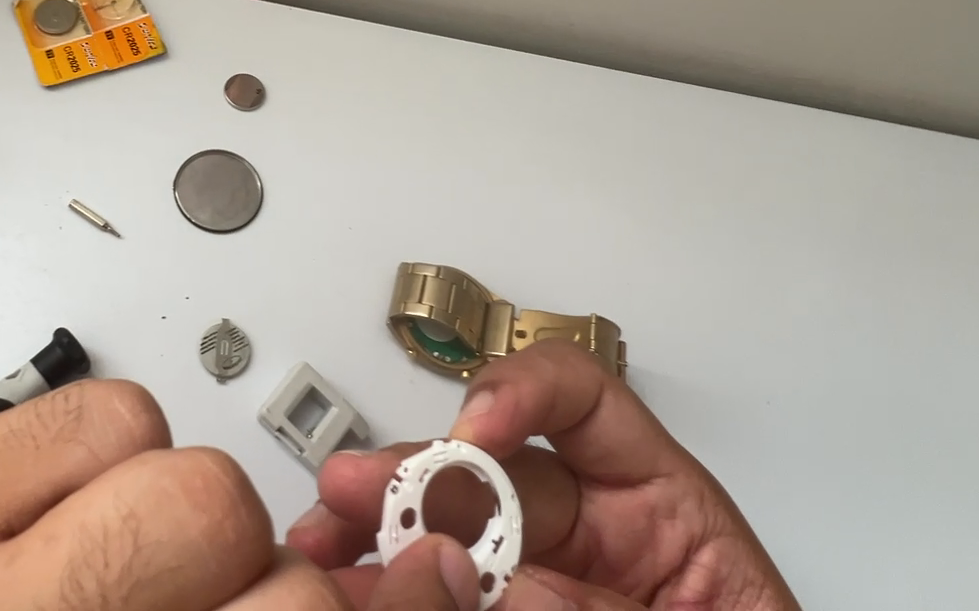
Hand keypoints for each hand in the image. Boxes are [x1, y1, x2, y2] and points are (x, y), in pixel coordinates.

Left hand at [0, 378, 484, 609]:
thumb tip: (320, 596)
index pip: (273, 607)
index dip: (325, 608)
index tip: (326, 608)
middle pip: (209, 503)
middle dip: (250, 556)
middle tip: (224, 598)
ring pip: (137, 426)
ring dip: (169, 489)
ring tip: (139, 556)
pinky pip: (56, 411)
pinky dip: (99, 453)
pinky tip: (75, 522)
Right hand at [286, 342, 800, 609]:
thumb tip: (503, 585)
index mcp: (656, 505)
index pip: (584, 400)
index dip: (524, 389)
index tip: (474, 428)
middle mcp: (585, 525)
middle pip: (490, 470)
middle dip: (417, 471)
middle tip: (349, 486)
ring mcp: (541, 576)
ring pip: (447, 530)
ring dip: (381, 528)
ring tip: (323, 541)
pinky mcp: (496, 609)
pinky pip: (442, 590)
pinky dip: (388, 588)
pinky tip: (343, 586)